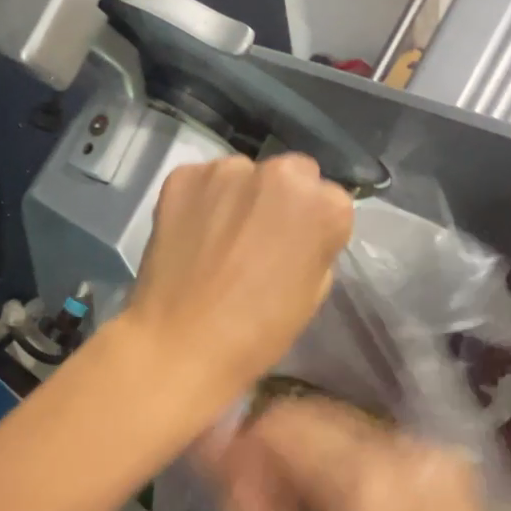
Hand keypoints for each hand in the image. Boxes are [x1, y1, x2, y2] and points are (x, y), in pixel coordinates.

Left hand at [122, 153, 353, 393]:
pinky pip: (201, 182)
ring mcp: (227, 170)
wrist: (181, 341)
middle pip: (290, 174)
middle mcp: (280, 173)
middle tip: (257, 239)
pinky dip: (198, 201)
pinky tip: (189, 235)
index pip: (329, 201)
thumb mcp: (313, 293)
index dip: (312, 227)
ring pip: (242, 174)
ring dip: (237, 196)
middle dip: (280, 199)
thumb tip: (298, 234)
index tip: (295, 250)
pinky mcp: (182, 176)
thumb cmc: (258, 331)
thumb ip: (315, 247)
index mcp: (324, 205)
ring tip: (218, 240)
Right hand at [204, 398, 510, 510]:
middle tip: (265, 492)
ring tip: (308, 502)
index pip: (277, 420)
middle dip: (276, 441)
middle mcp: (396, 444)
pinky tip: (349, 502)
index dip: (242, 439)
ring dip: (312, 446)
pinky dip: (346, 455)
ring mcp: (425, 447)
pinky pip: (374, 435)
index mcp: (358, 478)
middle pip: (310, 410)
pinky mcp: (444, 459)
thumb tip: (215, 455)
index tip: (227, 472)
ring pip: (340, 419)